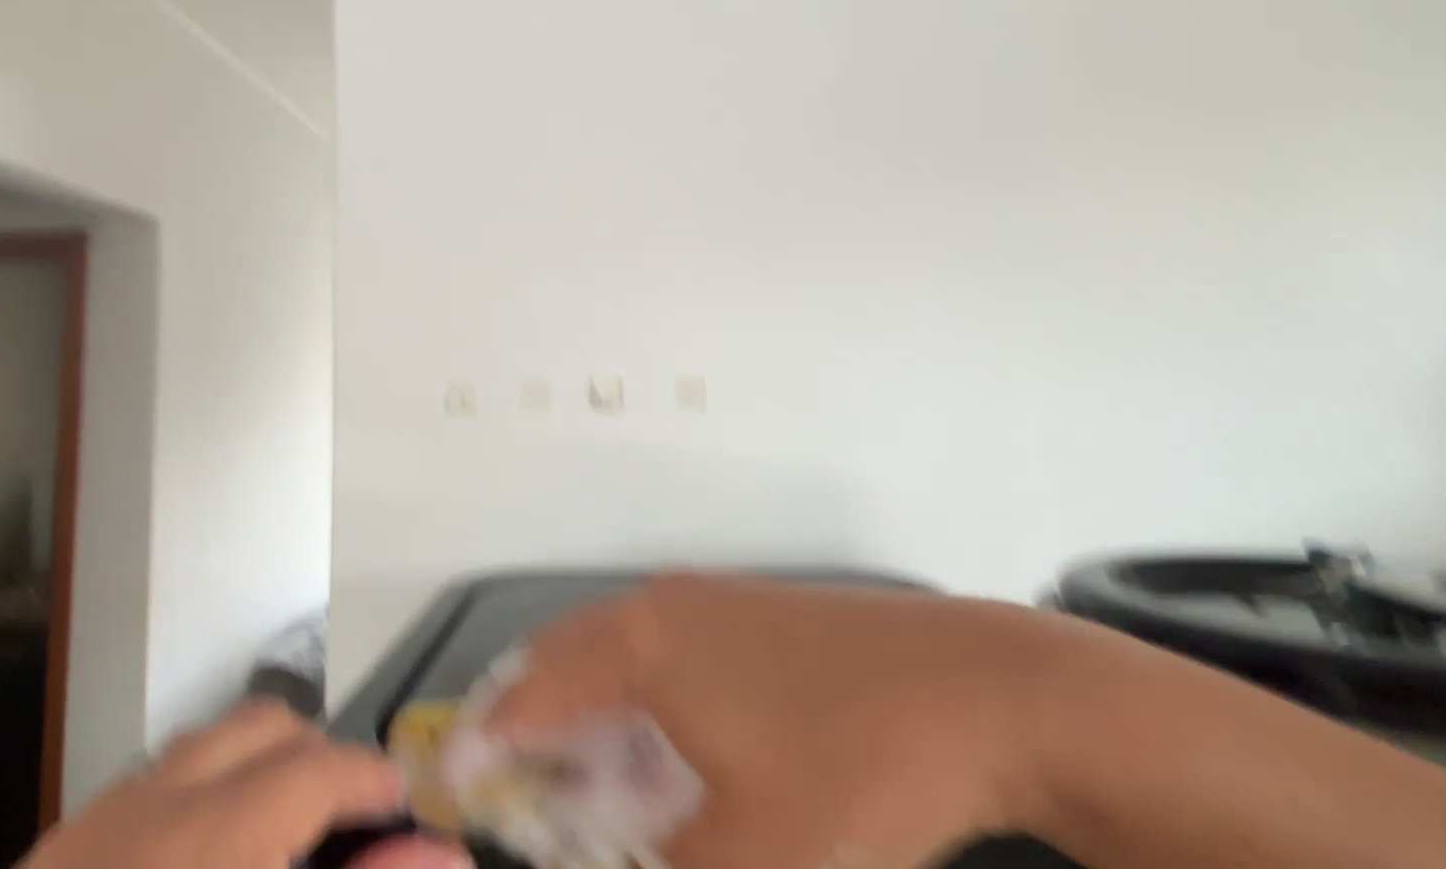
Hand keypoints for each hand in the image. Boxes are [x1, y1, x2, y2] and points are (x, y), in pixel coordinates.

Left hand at [23, 701, 466, 868]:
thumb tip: (442, 855)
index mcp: (212, 838)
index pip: (319, 767)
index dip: (374, 778)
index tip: (406, 806)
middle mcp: (147, 810)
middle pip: (261, 729)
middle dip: (319, 756)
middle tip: (346, 819)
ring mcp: (91, 828)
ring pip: (202, 749)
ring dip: (257, 769)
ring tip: (281, 835)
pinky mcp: (52, 854)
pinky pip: (148, 787)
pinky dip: (198, 797)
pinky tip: (200, 863)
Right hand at [461, 574, 1072, 868]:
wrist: (989, 693)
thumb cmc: (855, 770)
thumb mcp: (746, 858)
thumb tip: (614, 856)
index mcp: (641, 644)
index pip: (529, 693)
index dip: (485, 745)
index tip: (456, 786)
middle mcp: (666, 605)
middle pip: (567, 659)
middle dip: (534, 725)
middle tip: (523, 792)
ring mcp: (718, 601)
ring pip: (623, 653)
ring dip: (594, 715)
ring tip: (594, 786)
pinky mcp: (760, 614)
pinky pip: (672, 651)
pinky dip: (647, 700)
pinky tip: (676, 754)